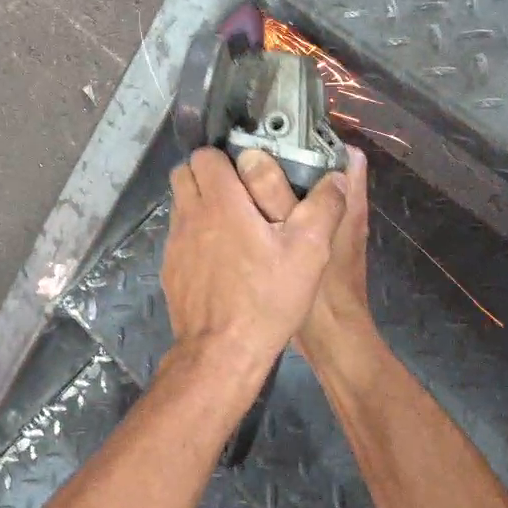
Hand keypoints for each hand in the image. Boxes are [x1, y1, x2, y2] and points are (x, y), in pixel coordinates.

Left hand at [161, 148, 347, 369]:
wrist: (222, 352)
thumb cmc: (266, 298)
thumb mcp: (308, 253)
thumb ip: (323, 208)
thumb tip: (337, 178)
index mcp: (220, 202)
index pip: (205, 155)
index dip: (224, 157)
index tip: (246, 170)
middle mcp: (191, 216)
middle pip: (185, 173)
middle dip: (207, 175)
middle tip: (238, 193)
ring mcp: (175, 244)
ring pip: (180, 204)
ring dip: (199, 204)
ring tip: (232, 225)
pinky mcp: (170, 269)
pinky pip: (178, 237)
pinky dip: (194, 237)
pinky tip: (219, 260)